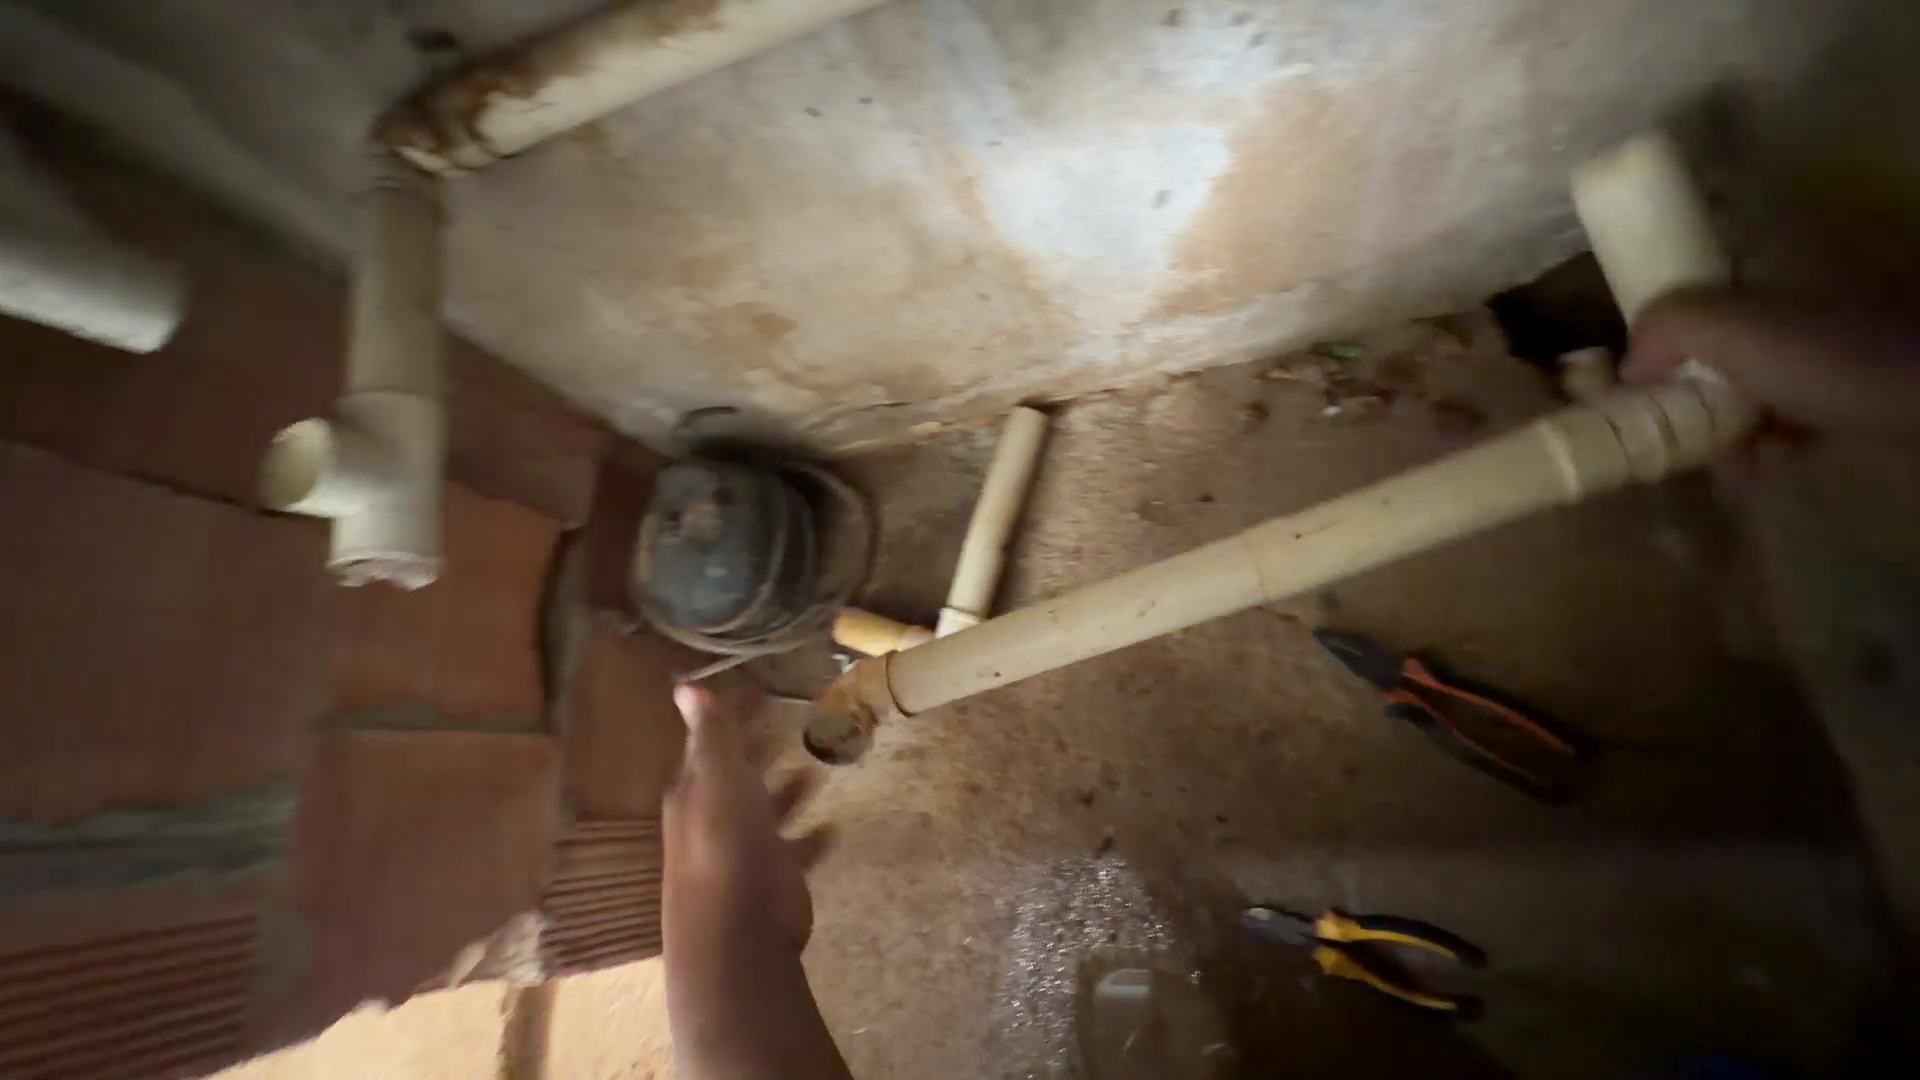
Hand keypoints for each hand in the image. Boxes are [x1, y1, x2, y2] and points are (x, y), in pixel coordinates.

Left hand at [663, 681, 827, 952]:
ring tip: (814, 765)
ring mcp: (745, 848)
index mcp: (695, 789)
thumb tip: (685, 683)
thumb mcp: (718, 776)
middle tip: (787, 718)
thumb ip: (710, 732)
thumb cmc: (725, 841)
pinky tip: (834, 825)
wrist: (737, 930)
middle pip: (739, 772)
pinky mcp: (774, 875)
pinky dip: (813, 834)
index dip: (732, 713)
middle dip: (759, 746)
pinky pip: (797, 846)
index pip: (711, 740)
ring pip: (767, 808)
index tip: (760, 689)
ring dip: (786, 788)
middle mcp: (715, 817)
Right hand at [1623, 286, 1919, 435]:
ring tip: (1727, 452)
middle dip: (1687, 379)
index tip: (1636, 355)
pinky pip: (1792, 403)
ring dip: (1725, 418)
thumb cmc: (1838, 356)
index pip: (1699, 265)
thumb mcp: (1727, 329)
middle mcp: (1813, 284)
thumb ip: (1661, 329)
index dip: (1659, 308)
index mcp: (1785, 252)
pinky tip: (1766, 459)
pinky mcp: (1865, 379)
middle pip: (1717, 329)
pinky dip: (1770, 434)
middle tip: (1673, 416)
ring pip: (1748, 372)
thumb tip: (1631, 365)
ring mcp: (1842, 333)